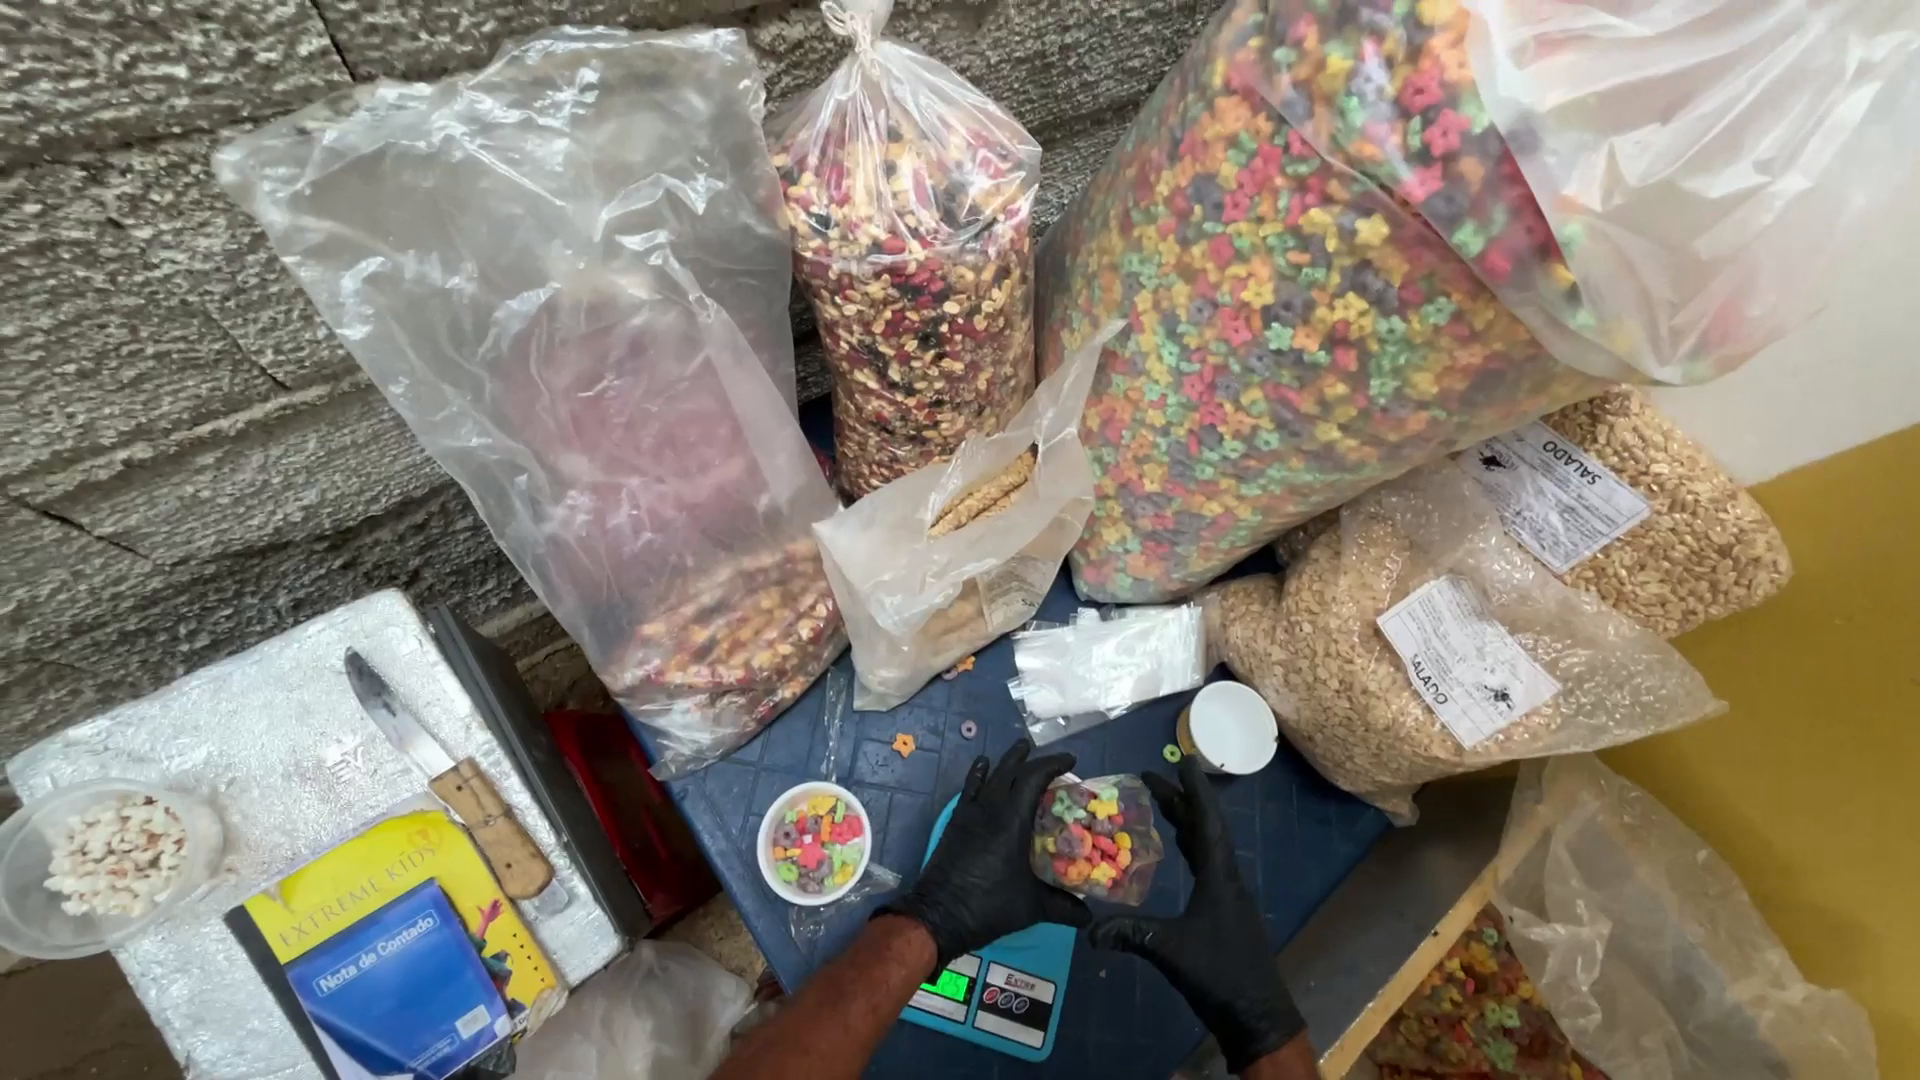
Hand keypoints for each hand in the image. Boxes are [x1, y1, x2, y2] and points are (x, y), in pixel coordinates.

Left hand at [880, 740, 1090, 972]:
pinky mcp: (957, 820)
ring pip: (991, 774)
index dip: (1053, 764)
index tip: (1071, 760)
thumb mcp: (1032, 908)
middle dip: (1032, 758)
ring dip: (1007, 761)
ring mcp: (971, 811)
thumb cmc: (989, 906)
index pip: (1034, 778)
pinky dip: (980, 772)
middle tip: (1050, 758)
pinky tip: (983, 764)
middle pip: (1012, 770)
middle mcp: (991, 808)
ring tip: (1021, 751)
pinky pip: (970, 786)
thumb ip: (1063, 907)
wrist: (941, 913)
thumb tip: (1089, 915)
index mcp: (1012, 821)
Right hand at [1088, 757, 1304, 1073]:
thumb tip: (1087, 932)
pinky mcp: (1224, 909)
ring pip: (1206, 844)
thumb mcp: (1171, 951)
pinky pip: (1205, 862)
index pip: (1207, 821)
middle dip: (1180, 799)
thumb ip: (1130, 934)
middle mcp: (1226, 877)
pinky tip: (1177, 847)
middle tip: (1152, 777)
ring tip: (1160, 801)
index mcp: (1219, 876)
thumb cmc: (1220, 975)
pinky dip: (1189, 844)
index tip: (1184, 759)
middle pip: (1204, 827)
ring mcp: (1227, 893)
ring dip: (1185, 820)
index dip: (1195, 789)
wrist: (1258, 1017)